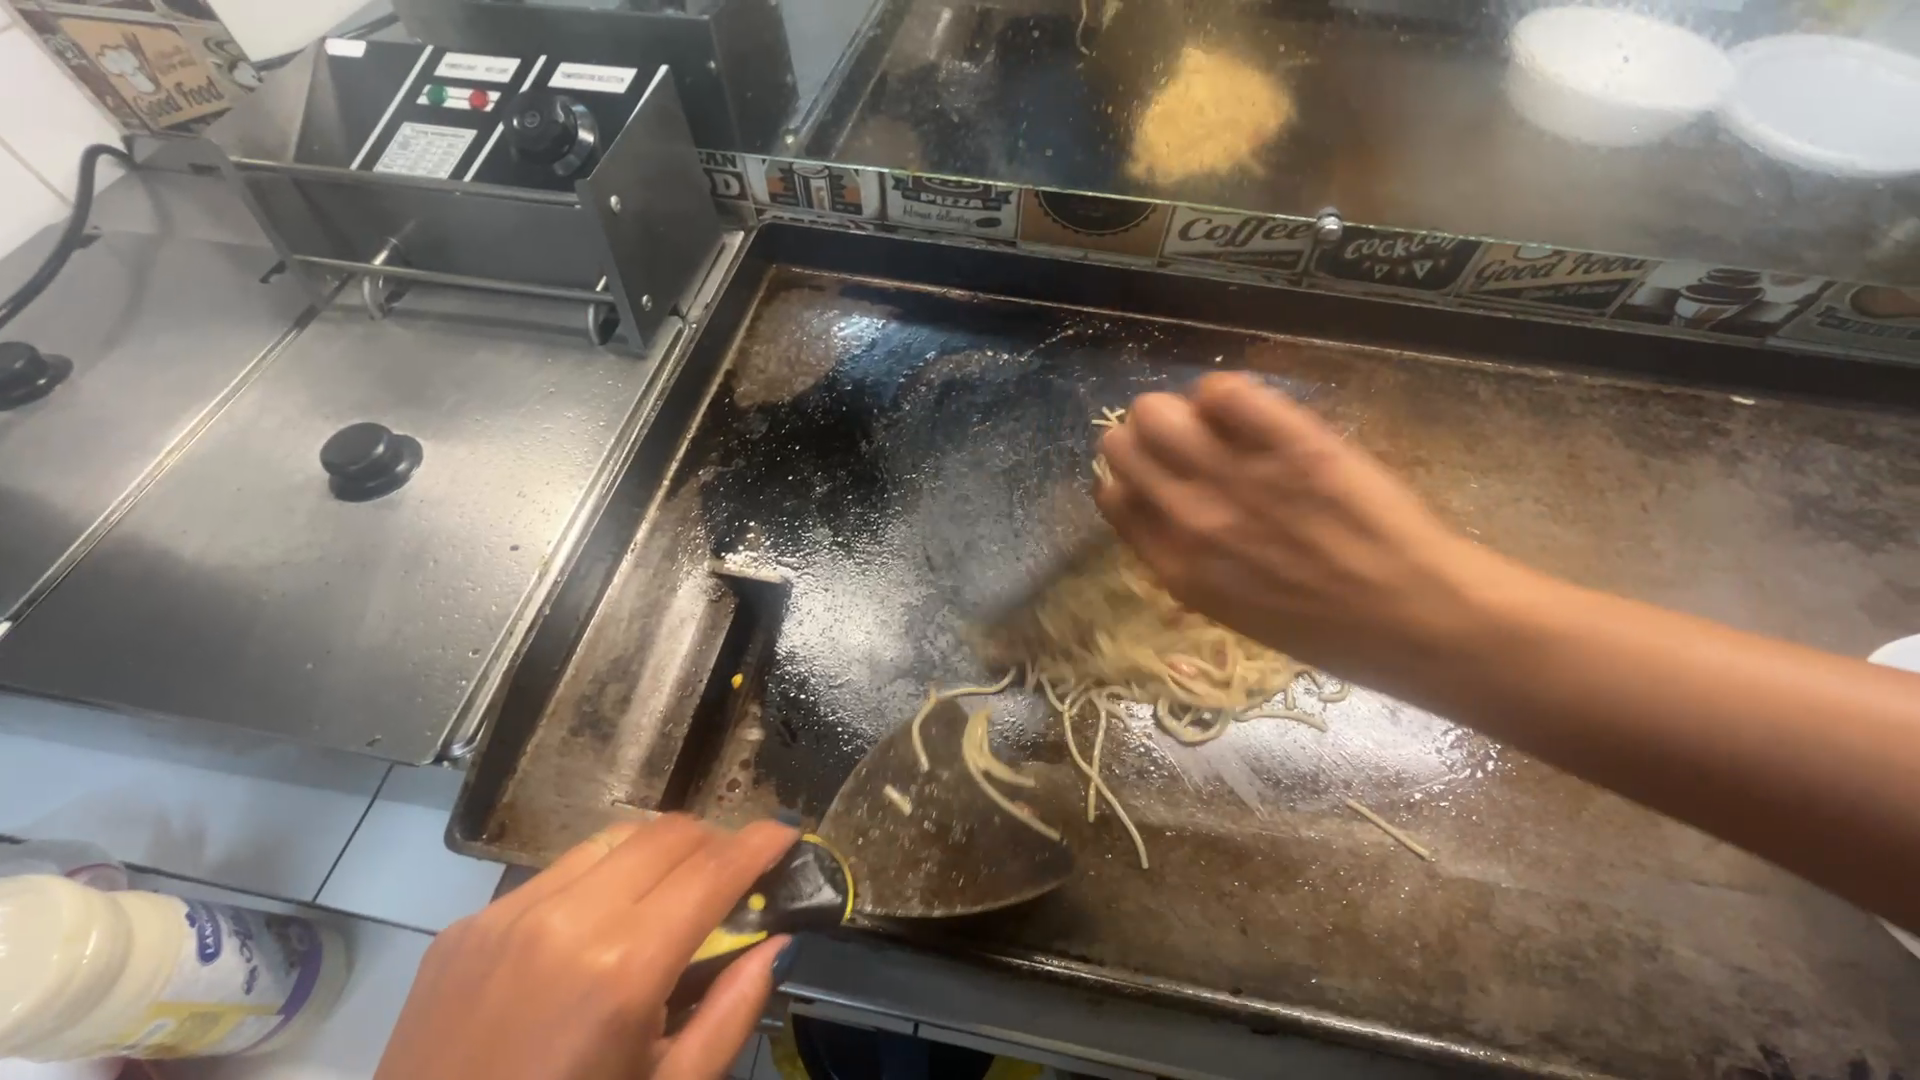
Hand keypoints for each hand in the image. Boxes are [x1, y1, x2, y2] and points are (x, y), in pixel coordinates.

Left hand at [374, 816, 798, 1079]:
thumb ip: (732, 1011)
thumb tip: (780, 941)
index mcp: (622, 970)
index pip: (714, 871)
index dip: (761, 843)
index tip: (788, 833)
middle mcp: (566, 920)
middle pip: (668, 833)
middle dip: (716, 841)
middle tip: (735, 875)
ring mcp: (508, 915)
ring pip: (614, 839)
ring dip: (660, 851)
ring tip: (673, 889)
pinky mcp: (468, 925)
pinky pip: (557, 872)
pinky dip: (601, 877)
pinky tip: (601, 923)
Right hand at [1094, 372, 1517, 686]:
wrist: (1418, 618)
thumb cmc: (1329, 629)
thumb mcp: (1233, 611)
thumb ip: (1189, 561)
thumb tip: (1169, 512)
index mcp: (1175, 564)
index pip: (1112, 496)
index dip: (1133, 479)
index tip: (1160, 477)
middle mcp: (1191, 517)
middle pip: (1121, 444)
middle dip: (1146, 438)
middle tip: (1188, 444)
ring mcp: (1237, 477)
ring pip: (1156, 410)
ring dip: (1179, 410)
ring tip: (1219, 424)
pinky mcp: (1291, 441)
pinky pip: (1223, 390)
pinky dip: (1225, 393)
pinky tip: (1252, 412)